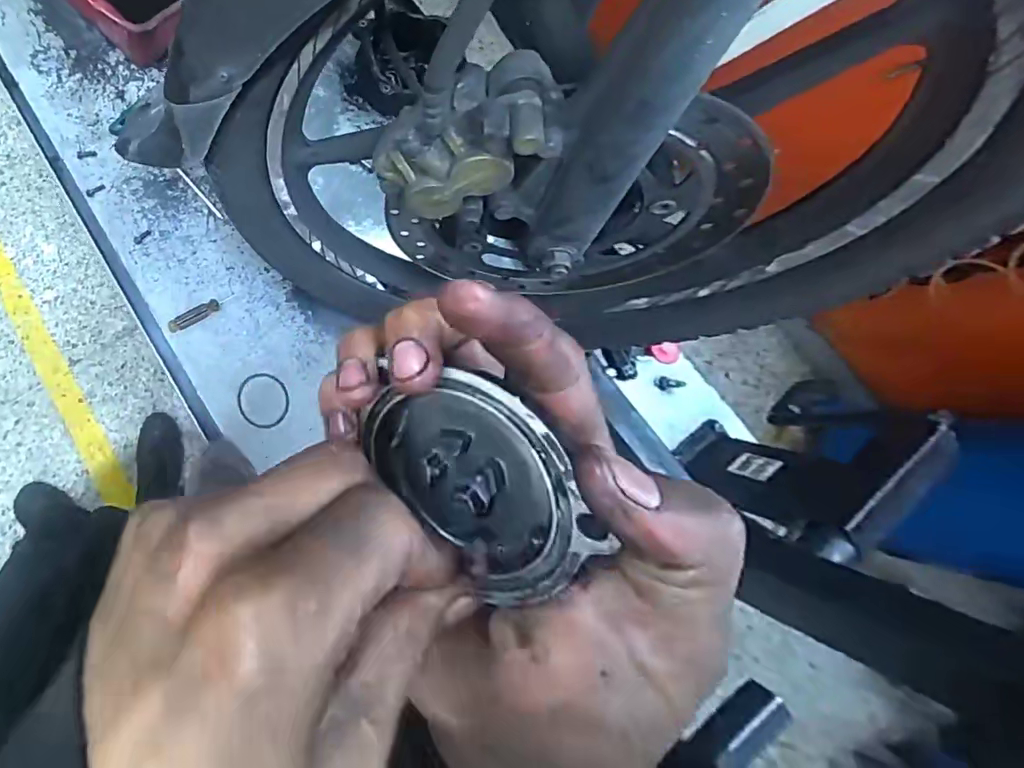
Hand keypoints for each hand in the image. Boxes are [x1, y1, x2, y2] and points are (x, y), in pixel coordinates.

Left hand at [83, 443, 473, 767]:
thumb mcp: (339, 760)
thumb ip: (397, 646)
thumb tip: (441, 575)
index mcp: (262, 616)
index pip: (376, 514)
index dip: (418, 545)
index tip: (428, 580)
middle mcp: (206, 542)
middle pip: (329, 466)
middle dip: (374, 508)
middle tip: (386, 571)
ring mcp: (165, 521)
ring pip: (284, 472)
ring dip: (321, 513)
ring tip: (324, 581)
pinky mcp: (142, 518)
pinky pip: (235, 491)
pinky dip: (270, 521)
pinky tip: (264, 577)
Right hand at [318, 281, 746, 767]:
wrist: (519, 737)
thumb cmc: (609, 678)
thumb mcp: (677, 616)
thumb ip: (686, 545)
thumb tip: (615, 475)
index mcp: (563, 448)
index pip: (544, 365)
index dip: (508, 324)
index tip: (464, 299)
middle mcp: (493, 434)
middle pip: (453, 344)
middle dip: (421, 329)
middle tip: (404, 366)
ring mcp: (432, 454)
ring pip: (395, 366)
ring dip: (370, 356)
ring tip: (359, 387)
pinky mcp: (383, 480)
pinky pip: (355, 419)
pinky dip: (339, 400)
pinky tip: (337, 419)